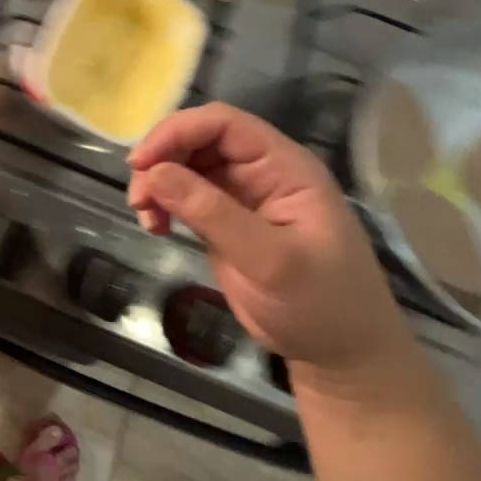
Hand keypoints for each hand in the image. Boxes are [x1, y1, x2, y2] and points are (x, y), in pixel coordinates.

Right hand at [128, 104, 414, 381]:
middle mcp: (262, 171)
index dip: (176, 132)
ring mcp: (242, 195)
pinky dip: (162, 204)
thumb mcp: (269, 260)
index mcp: (284, 167)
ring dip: (156, 183)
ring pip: (184, 165)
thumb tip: (152, 173)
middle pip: (197, 139)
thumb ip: (212, 213)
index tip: (141, 163)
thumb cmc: (320, 305)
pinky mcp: (224, 219)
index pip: (223, 123)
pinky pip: (183, 194)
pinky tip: (157, 229)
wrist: (341, 356)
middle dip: (161, 159)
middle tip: (139, 199)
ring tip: (146, 217)